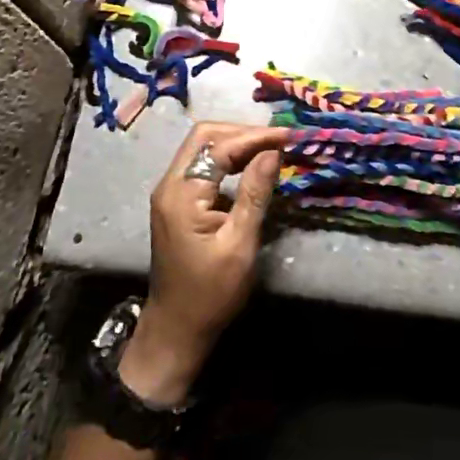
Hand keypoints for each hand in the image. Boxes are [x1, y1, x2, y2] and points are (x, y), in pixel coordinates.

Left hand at [119, 123, 288, 406]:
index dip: (254, 137)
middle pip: (204, 136)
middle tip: (279, 140)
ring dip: (236, 143)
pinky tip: (252, 166)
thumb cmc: (211, 293)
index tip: (288, 136)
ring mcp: (171, 191)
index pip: (218, 145)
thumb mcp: (239, 245)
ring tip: (271, 148)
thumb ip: (255, 194)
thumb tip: (272, 152)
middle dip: (242, 132)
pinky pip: (202, 165)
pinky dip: (228, 159)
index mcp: (181, 193)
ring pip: (202, 147)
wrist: (177, 327)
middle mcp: (170, 183)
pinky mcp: (178, 200)